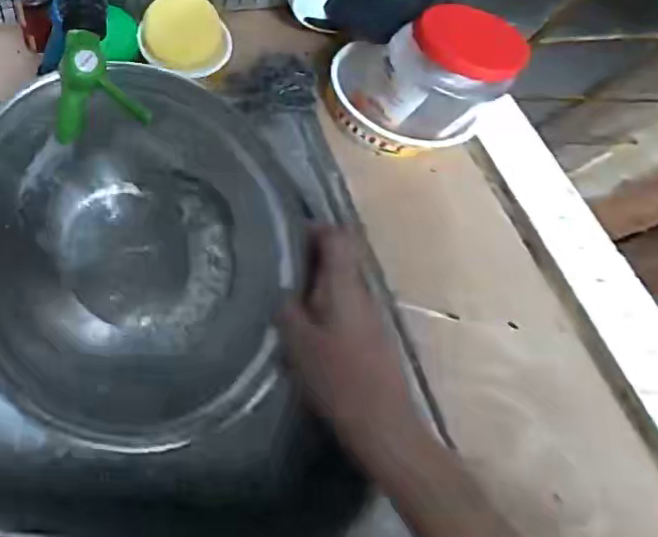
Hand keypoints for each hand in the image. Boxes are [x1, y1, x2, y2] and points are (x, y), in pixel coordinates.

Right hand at [277, 225, 425, 457]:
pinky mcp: (371, 337)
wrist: (386, 430)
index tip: (281, 232)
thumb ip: (285, 302)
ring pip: (339, 281)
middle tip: (270, 260)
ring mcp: (370, 316)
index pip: (336, 236)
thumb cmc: (339, 380)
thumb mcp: (296, 339)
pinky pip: (343, 303)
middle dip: (305, 253)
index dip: (311, 227)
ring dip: (312, 279)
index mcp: (344, 286)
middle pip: (338, 257)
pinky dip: (321, 302)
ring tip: (279, 289)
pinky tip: (300, 321)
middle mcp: (362, 294)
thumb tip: (273, 275)